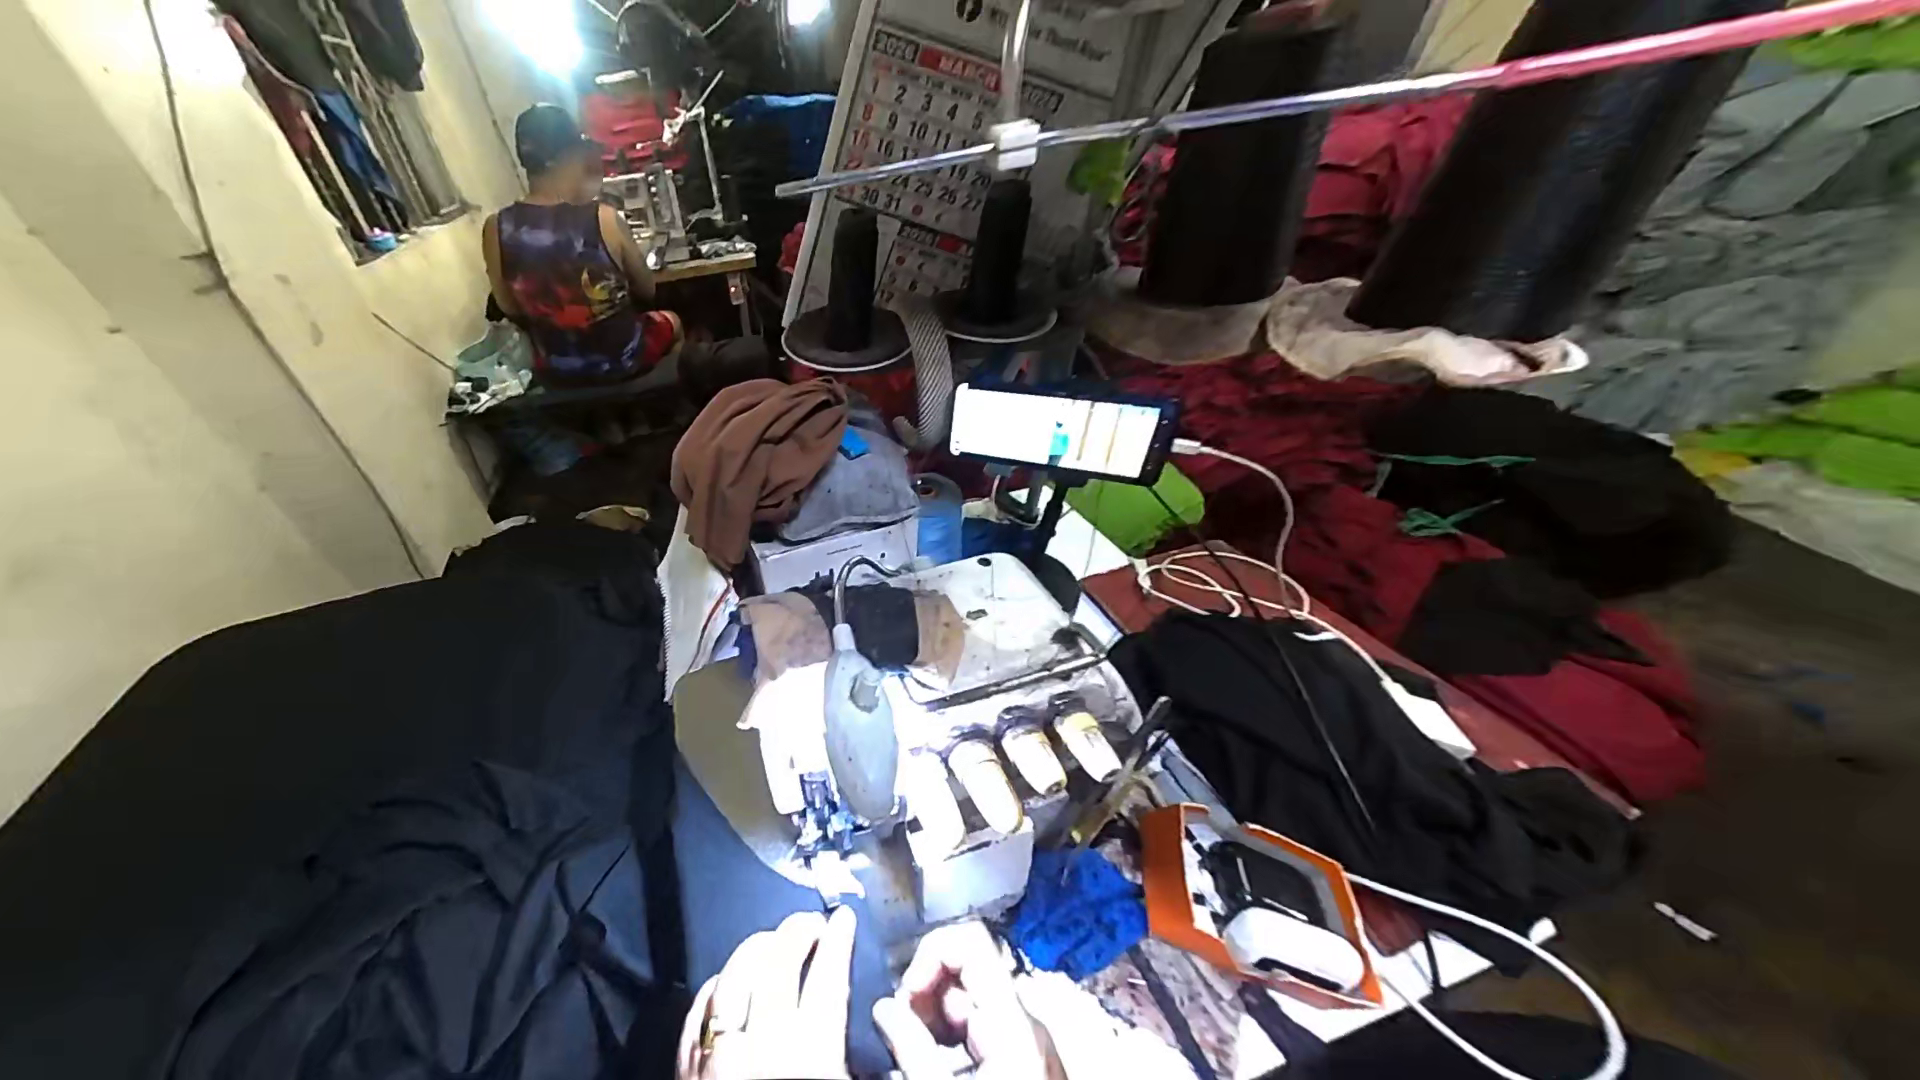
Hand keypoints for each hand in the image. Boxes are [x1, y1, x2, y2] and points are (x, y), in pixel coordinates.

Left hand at [677, 907, 856, 1079]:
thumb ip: (850, 1048)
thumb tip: (876, 1011)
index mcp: (808, 1060)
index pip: (827, 982)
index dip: (837, 942)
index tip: (843, 918)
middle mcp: (760, 1049)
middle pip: (777, 966)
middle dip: (797, 931)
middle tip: (812, 923)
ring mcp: (716, 1056)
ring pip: (734, 976)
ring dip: (758, 948)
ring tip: (775, 942)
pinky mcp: (685, 1067)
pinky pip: (699, 1007)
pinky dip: (719, 983)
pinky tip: (733, 977)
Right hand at [871, 921, 1062, 1079]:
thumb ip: (912, 1048)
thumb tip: (884, 1007)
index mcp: (1014, 1019)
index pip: (973, 941)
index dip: (930, 953)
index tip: (904, 992)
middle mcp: (1027, 1018)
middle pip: (970, 967)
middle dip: (927, 986)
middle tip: (900, 1025)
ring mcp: (1029, 1037)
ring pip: (974, 996)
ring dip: (937, 1010)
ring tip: (912, 1045)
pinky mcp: (1026, 1056)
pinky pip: (984, 1023)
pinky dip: (954, 1031)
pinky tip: (936, 1060)